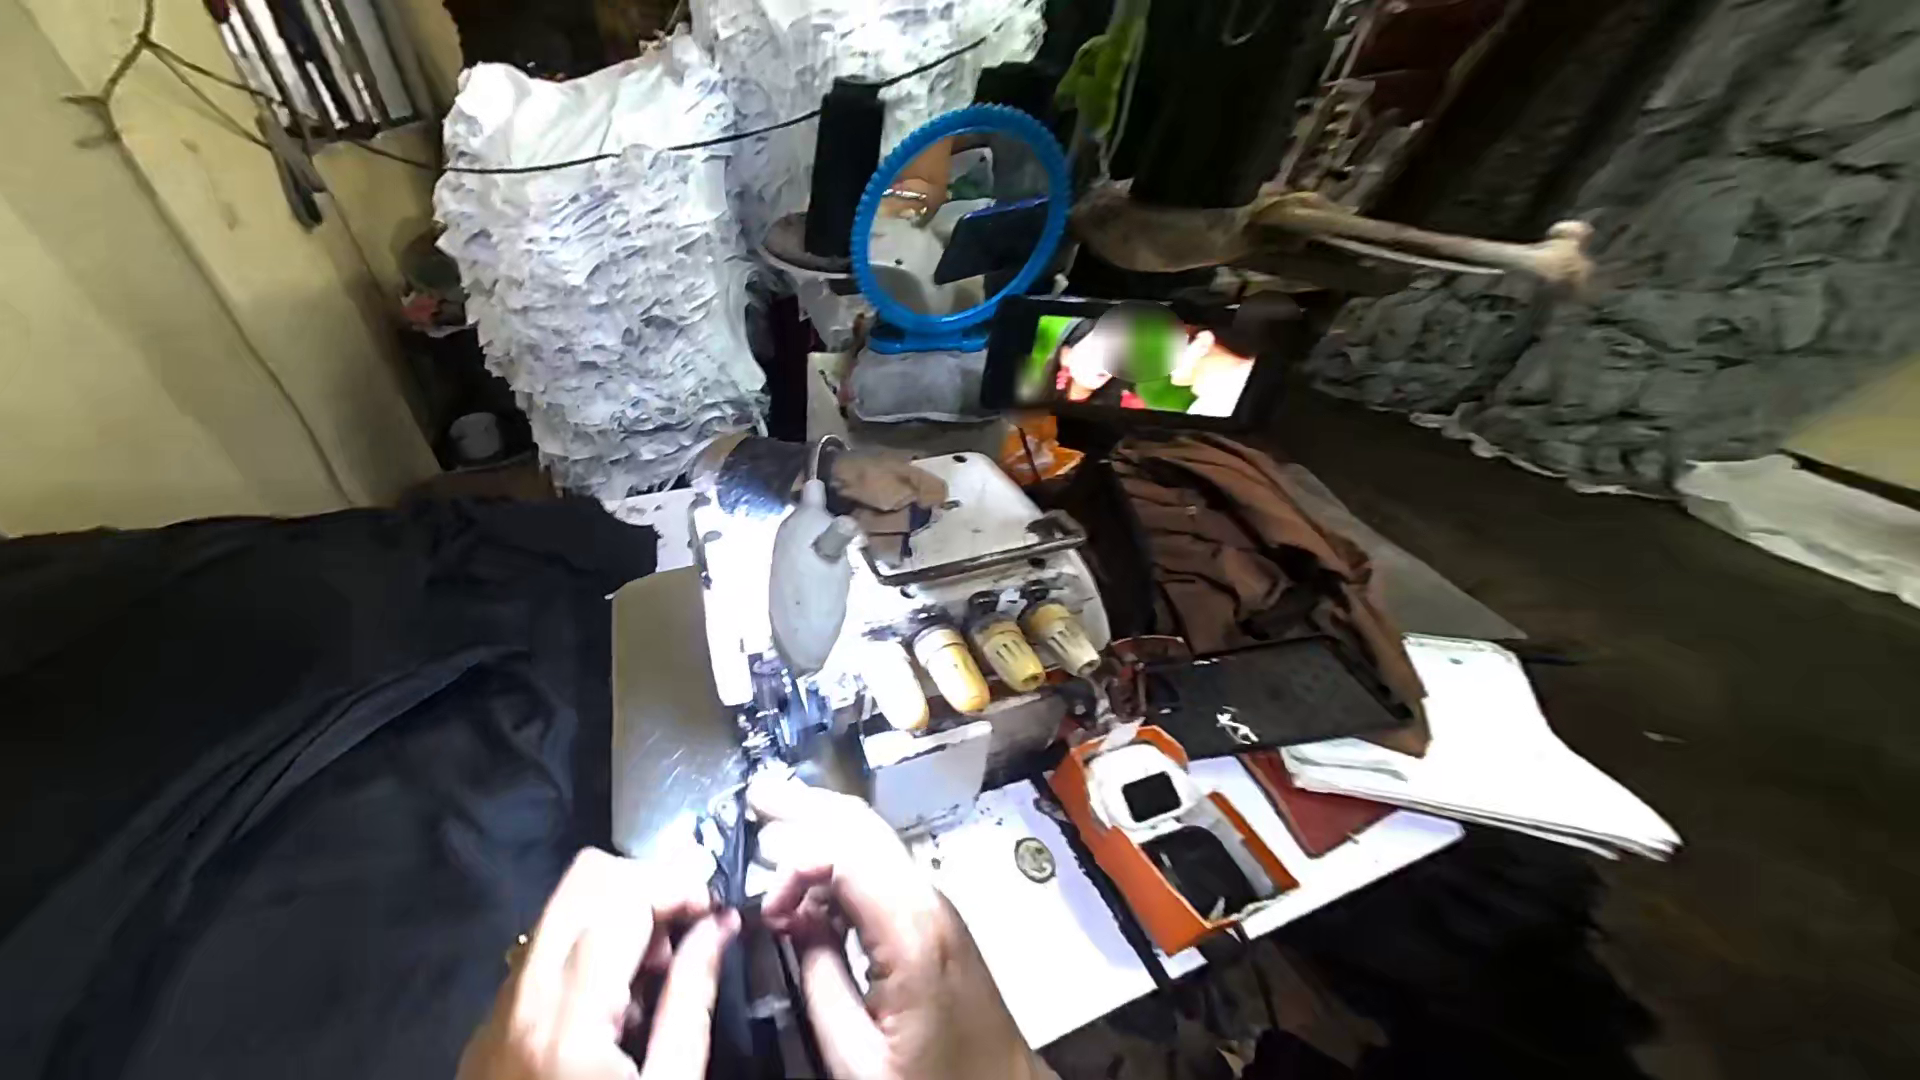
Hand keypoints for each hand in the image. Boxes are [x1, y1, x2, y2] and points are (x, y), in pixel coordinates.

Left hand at [457, 848, 740, 1079]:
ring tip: (656, 961)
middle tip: (687, 921)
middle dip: (646, 884)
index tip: (714, 905)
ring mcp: (491, 1021)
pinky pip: (542, 953)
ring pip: (560, 910)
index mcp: (564, 1026)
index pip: (623, 903)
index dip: (678, 886)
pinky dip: (590, 944)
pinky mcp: (483, 1038)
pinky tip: (618, 995)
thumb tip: (720, 921)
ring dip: (619, 911)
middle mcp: (515, 1007)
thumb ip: (692, 995)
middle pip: (582, 884)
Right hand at [749, 775, 1054, 1079]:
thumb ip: (821, 981)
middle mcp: (926, 896)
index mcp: (911, 929)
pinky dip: (838, 853)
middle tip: (758, 794)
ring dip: (821, 820)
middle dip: (807, 806)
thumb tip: (795, 920)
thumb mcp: (859, 1058)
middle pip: (862, 827)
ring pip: (872, 837)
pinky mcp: (931, 911)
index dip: (797, 863)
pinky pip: (879, 865)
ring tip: (775, 810)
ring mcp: (932, 898)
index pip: (847, 855)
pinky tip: (809, 867)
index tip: (767, 906)